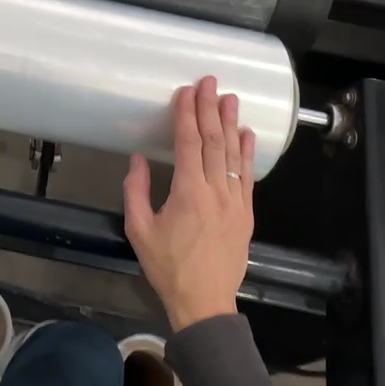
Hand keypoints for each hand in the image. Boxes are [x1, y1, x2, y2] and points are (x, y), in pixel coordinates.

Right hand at [123, 76, 256, 330]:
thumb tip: (137, 158)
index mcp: (188, 193)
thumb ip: (136, 190)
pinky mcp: (246, 215)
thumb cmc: (167, 267)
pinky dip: (247, 154)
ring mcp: (235, 203)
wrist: (204, 303)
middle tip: (210, 82)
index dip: (187, 114)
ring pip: (233, 155)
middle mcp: (215, 192)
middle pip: (214, 142)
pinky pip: (248, 178)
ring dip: (232, 124)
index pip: (188, 143)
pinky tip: (247, 135)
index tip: (186, 92)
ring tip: (231, 99)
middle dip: (210, 109)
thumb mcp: (139, 229)